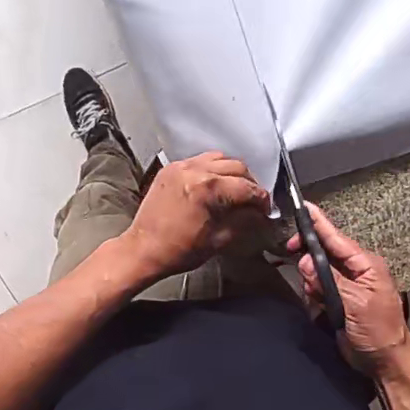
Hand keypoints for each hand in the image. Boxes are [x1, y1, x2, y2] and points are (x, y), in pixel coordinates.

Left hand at [116, 151, 270, 282]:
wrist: (143, 250)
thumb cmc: (175, 250)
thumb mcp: (218, 240)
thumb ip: (243, 221)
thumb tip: (257, 213)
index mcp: (207, 189)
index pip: (246, 187)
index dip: (261, 199)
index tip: (265, 208)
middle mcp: (194, 171)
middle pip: (236, 167)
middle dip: (250, 183)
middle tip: (255, 201)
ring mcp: (180, 168)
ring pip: (219, 158)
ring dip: (232, 172)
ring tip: (236, 190)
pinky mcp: (170, 170)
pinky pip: (199, 160)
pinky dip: (212, 169)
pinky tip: (215, 184)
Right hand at [287, 204, 409, 375]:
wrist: (384, 361)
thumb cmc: (379, 332)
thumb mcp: (355, 303)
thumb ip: (329, 280)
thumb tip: (306, 260)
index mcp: (366, 265)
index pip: (337, 238)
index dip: (319, 223)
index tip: (303, 207)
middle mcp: (356, 271)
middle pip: (323, 254)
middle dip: (309, 263)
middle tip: (299, 269)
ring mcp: (347, 286)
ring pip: (316, 274)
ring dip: (313, 287)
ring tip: (324, 305)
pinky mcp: (339, 301)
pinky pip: (318, 291)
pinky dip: (315, 299)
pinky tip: (323, 311)